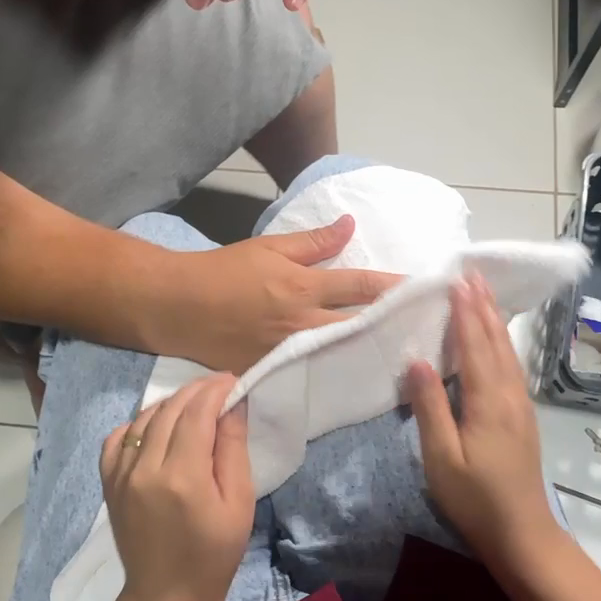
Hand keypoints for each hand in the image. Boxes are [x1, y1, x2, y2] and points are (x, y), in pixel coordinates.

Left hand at [101, 375, 255, 600]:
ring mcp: (121, 474)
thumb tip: (233, 405)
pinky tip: (158, 428)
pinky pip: (119, 437)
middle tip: (221, 387)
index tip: (234, 381)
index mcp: (182, 475)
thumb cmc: (213, 555)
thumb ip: (233, 450)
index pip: (197, 412)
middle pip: (170, 409)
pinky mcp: (109, 483)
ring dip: (172, 403)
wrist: (166, 598)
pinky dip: (140, 424)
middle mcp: (145, 467)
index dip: (216, 389)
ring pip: (145, 418)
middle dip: (198, 391)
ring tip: (196, 404)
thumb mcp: (238, 503)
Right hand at [153, 215, 398, 373]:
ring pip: (340, 353)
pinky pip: (312, 371)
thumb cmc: (224, 270)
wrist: (179, 305)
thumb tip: (349, 226)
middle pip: (358, 325)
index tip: (419, 288)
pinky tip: (354, 374)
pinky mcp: (274, 372)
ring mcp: (290, 353)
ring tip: (399, 350)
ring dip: (368, 350)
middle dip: (390, 324)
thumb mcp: (269, 247)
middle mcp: (303, 324)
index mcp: (304, 288)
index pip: (360, 287)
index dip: (392, 287)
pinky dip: (334, 369)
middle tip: (420, 326)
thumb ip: (313, 242)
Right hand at [407, 276, 557, 563]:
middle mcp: (510, 395)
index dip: (465, 312)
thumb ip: (430, 407)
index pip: (475, 345)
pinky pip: (512, 366)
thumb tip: (418, 360)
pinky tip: (497, 339)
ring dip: (495, 320)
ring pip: (508, 352)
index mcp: (488, 401)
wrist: (522, 533)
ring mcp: (521, 405)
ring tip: (484, 294)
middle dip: (483, 306)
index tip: (457, 280)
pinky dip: (501, 342)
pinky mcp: (522, 417)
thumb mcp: (440, 458)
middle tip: (472, 274)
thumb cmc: (474, 498)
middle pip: (497, 341)